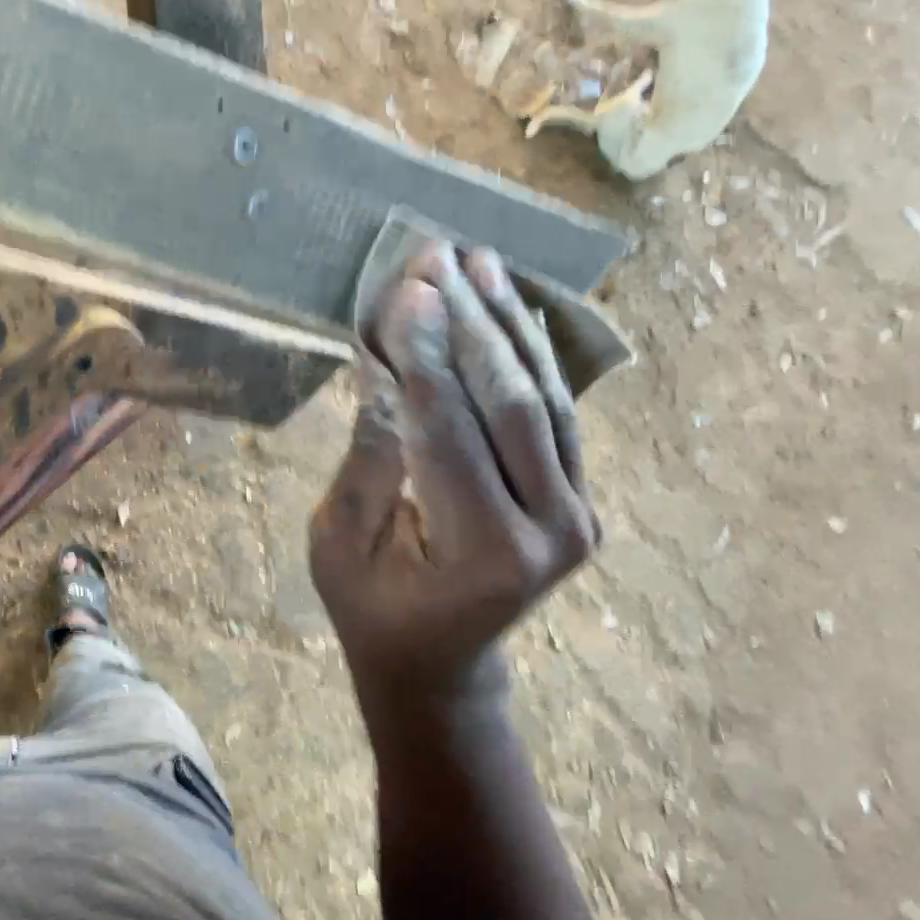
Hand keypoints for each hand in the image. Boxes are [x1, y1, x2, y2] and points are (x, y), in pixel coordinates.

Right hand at [309, 243, 597, 706]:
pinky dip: (531, 356)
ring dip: (507, 325)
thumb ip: (367, 455)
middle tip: (435, 255)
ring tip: (477, 262)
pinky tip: (507, 309)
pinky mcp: (580, 497)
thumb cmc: (370, 610)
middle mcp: (550, 527)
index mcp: (481, 548)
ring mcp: (578, 512)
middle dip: (467, 322)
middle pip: (508, 401)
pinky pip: (557, 414)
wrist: (437, 664)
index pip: (448, 427)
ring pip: (546, 398)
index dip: (424, 352)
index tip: (404, 286)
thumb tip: (380, 366)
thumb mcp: (339, 541)